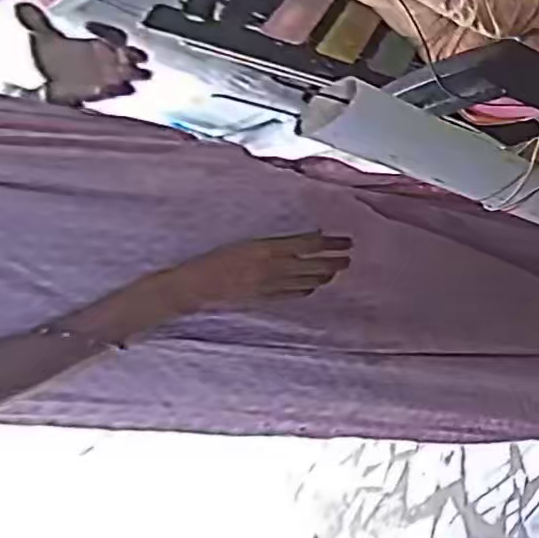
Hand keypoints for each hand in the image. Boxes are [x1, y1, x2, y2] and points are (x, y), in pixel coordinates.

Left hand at [18, 4, 151, 104]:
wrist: (50, 85)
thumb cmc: (57, 60)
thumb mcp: (46, 40)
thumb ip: (38, 23)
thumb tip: (23, 5)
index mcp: (105, 45)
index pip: (117, 35)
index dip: (106, 30)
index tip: (87, 26)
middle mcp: (118, 60)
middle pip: (140, 55)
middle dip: (134, 54)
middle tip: (121, 52)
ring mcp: (119, 77)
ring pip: (142, 74)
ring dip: (134, 72)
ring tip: (120, 73)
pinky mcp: (114, 92)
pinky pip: (125, 89)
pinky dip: (118, 88)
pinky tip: (105, 86)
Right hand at [141, 233, 353, 316]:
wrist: (191, 287)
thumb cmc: (214, 259)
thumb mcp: (248, 243)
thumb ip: (279, 243)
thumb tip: (310, 238)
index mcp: (268, 248)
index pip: (312, 245)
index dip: (334, 243)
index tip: (347, 242)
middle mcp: (275, 267)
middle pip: (319, 265)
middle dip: (338, 261)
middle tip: (347, 258)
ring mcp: (273, 285)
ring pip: (313, 280)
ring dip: (327, 275)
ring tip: (334, 270)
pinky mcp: (269, 299)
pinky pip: (299, 293)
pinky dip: (310, 287)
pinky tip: (313, 284)